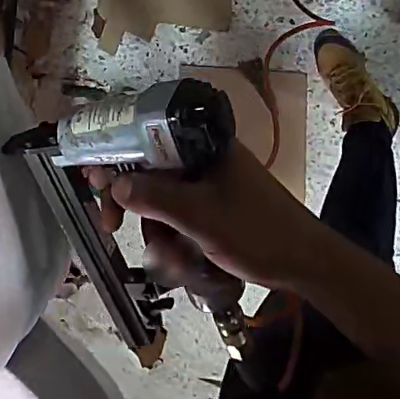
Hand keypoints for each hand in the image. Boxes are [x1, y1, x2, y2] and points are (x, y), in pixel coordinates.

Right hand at [86, 149, 325, 289]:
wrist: (305, 262)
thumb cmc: (257, 232)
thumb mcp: (201, 217)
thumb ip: (157, 198)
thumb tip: (115, 182)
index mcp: (205, 145)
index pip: (151, 134)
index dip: (118, 151)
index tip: (94, 175)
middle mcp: (204, 159)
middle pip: (151, 171)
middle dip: (132, 202)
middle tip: (109, 225)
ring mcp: (210, 184)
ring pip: (163, 200)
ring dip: (157, 231)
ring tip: (169, 259)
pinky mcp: (215, 208)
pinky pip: (180, 217)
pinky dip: (174, 239)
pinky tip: (181, 263)